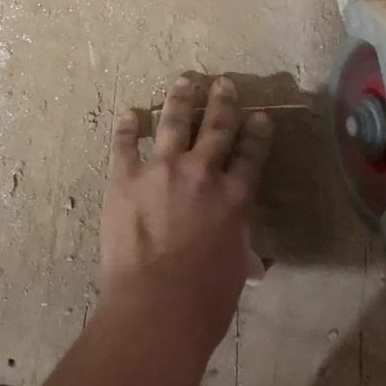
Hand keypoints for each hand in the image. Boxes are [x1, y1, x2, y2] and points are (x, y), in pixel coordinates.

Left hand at [31, 76, 273, 385]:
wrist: (156, 304)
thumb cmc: (205, 299)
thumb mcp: (234, 269)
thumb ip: (238, 247)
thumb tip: (250, 259)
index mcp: (233, 198)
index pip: (250, 156)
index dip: (256, 134)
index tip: (259, 116)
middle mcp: (201, 174)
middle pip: (216, 129)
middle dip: (222, 103)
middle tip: (223, 83)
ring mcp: (161, 170)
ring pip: (173, 123)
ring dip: (179, 99)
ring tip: (184, 80)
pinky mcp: (125, 178)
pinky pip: (125, 144)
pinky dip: (127, 127)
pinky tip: (129, 114)